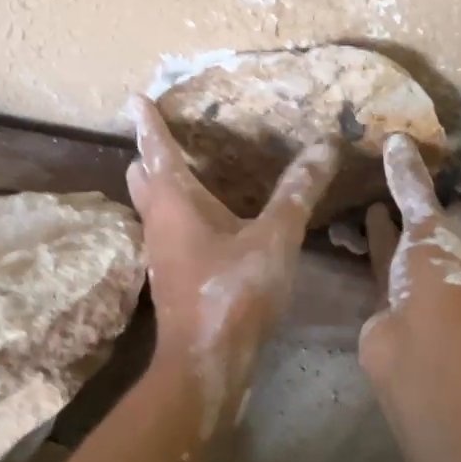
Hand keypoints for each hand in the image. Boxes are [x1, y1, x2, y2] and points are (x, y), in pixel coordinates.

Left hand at [124, 94, 338, 435]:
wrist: (206, 363)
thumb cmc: (234, 291)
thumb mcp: (275, 236)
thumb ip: (298, 191)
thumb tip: (324, 145)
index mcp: (174, 200)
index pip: (156, 149)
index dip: (149, 122)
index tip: (136, 98)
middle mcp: (158, 220)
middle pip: (142, 176)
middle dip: (150, 153)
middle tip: (170, 134)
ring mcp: (161, 251)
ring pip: (152, 205)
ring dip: (163, 185)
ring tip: (191, 169)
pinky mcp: (172, 275)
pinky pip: (168, 229)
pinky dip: (180, 213)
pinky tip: (210, 220)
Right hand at [361, 133, 460, 370]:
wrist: (416, 352)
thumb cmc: (446, 284)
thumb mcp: (431, 226)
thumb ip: (413, 185)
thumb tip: (397, 138)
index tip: (441, 175)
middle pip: (450, 245)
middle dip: (428, 217)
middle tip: (409, 181)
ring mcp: (437, 305)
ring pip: (418, 258)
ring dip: (401, 229)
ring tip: (383, 192)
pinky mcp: (402, 312)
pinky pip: (391, 269)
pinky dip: (381, 244)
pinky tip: (368, 215)